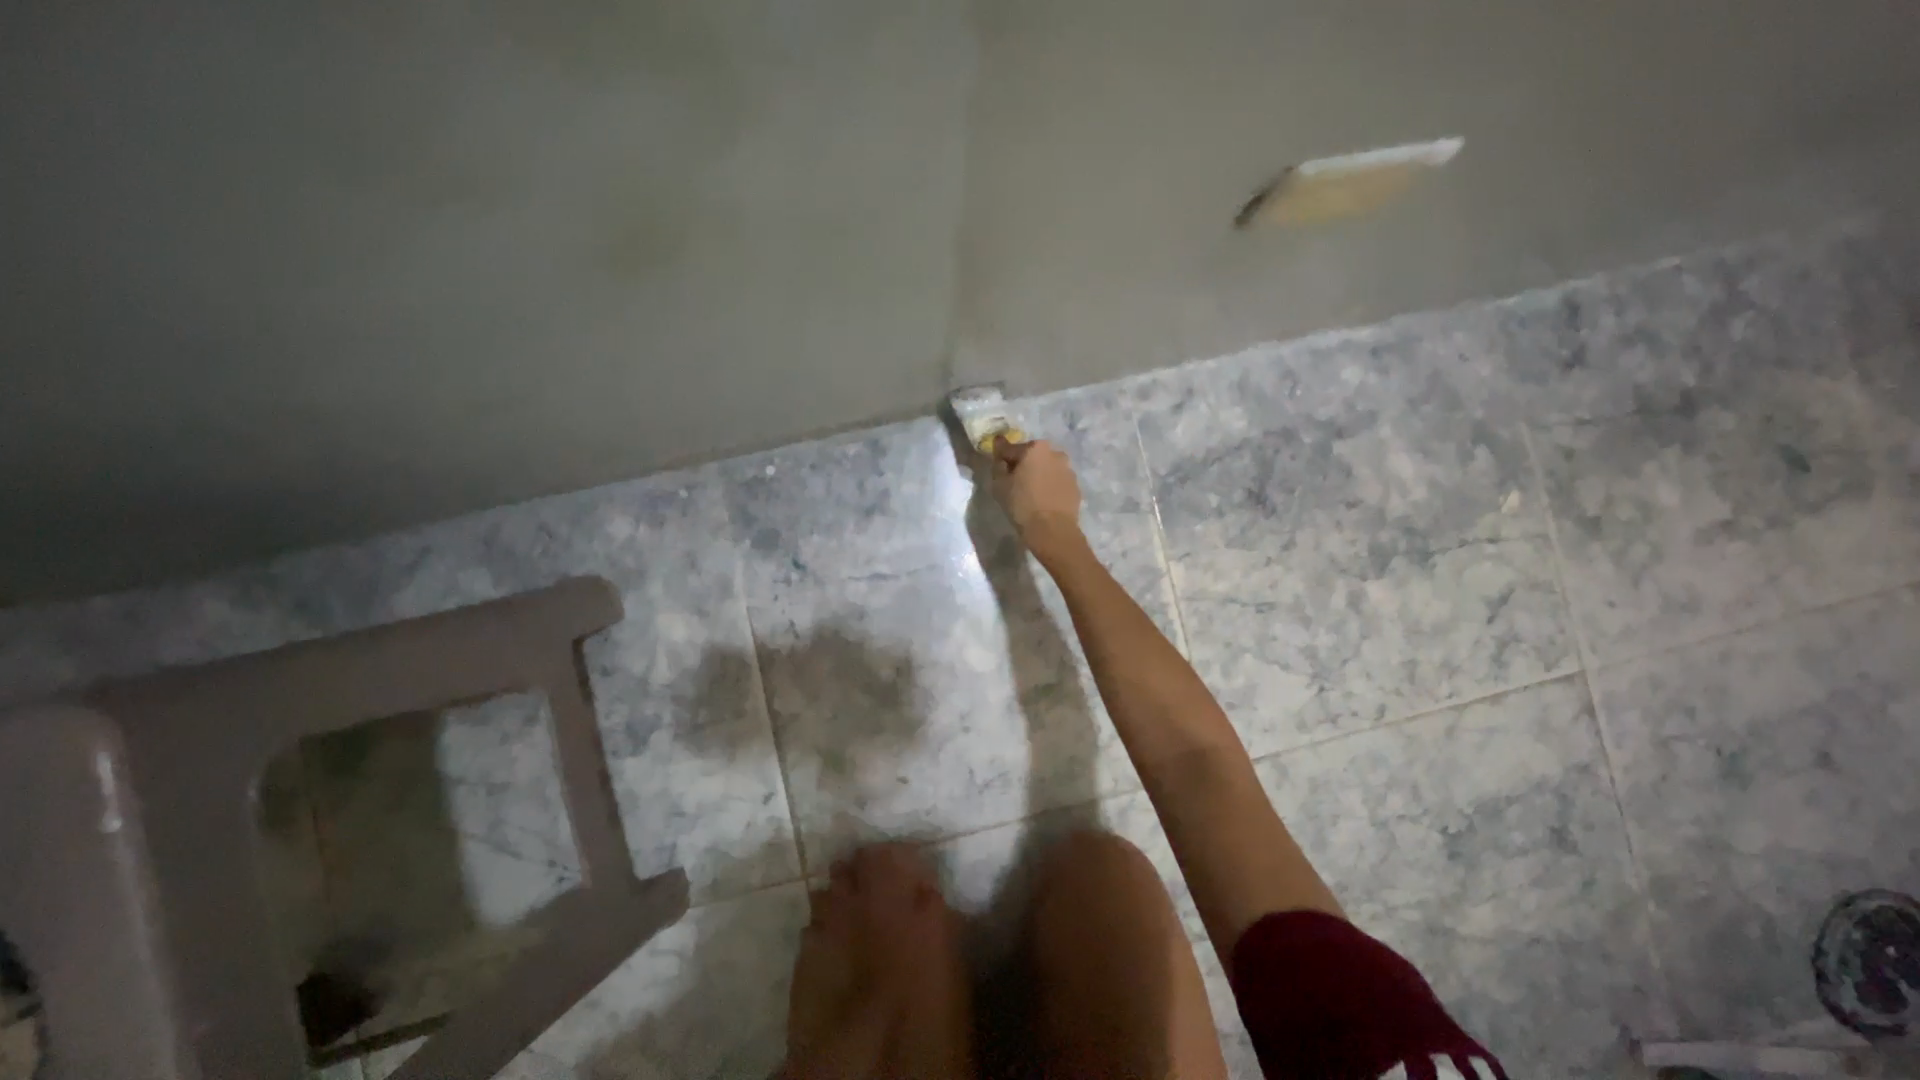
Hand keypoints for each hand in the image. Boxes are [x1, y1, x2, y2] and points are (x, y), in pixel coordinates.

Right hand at [988, 436, 1084, 561]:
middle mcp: (1055, 453)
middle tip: (1014, 483)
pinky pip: (1057, 482)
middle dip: (1023, 465)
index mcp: (1035, 448)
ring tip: (1031, 494)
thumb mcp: (999, 485)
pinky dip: (1050, 486)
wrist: (1052, 530)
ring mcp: (1068, 470)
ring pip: (1047, 468)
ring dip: (1039, 475)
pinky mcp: (1075, 486)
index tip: (997, 466)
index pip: (1010, 448)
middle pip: (1032, 456)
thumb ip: (998, 465)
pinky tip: (1044, 501)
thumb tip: (1000, 456)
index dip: (1001, 458)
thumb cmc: (1022, 504)